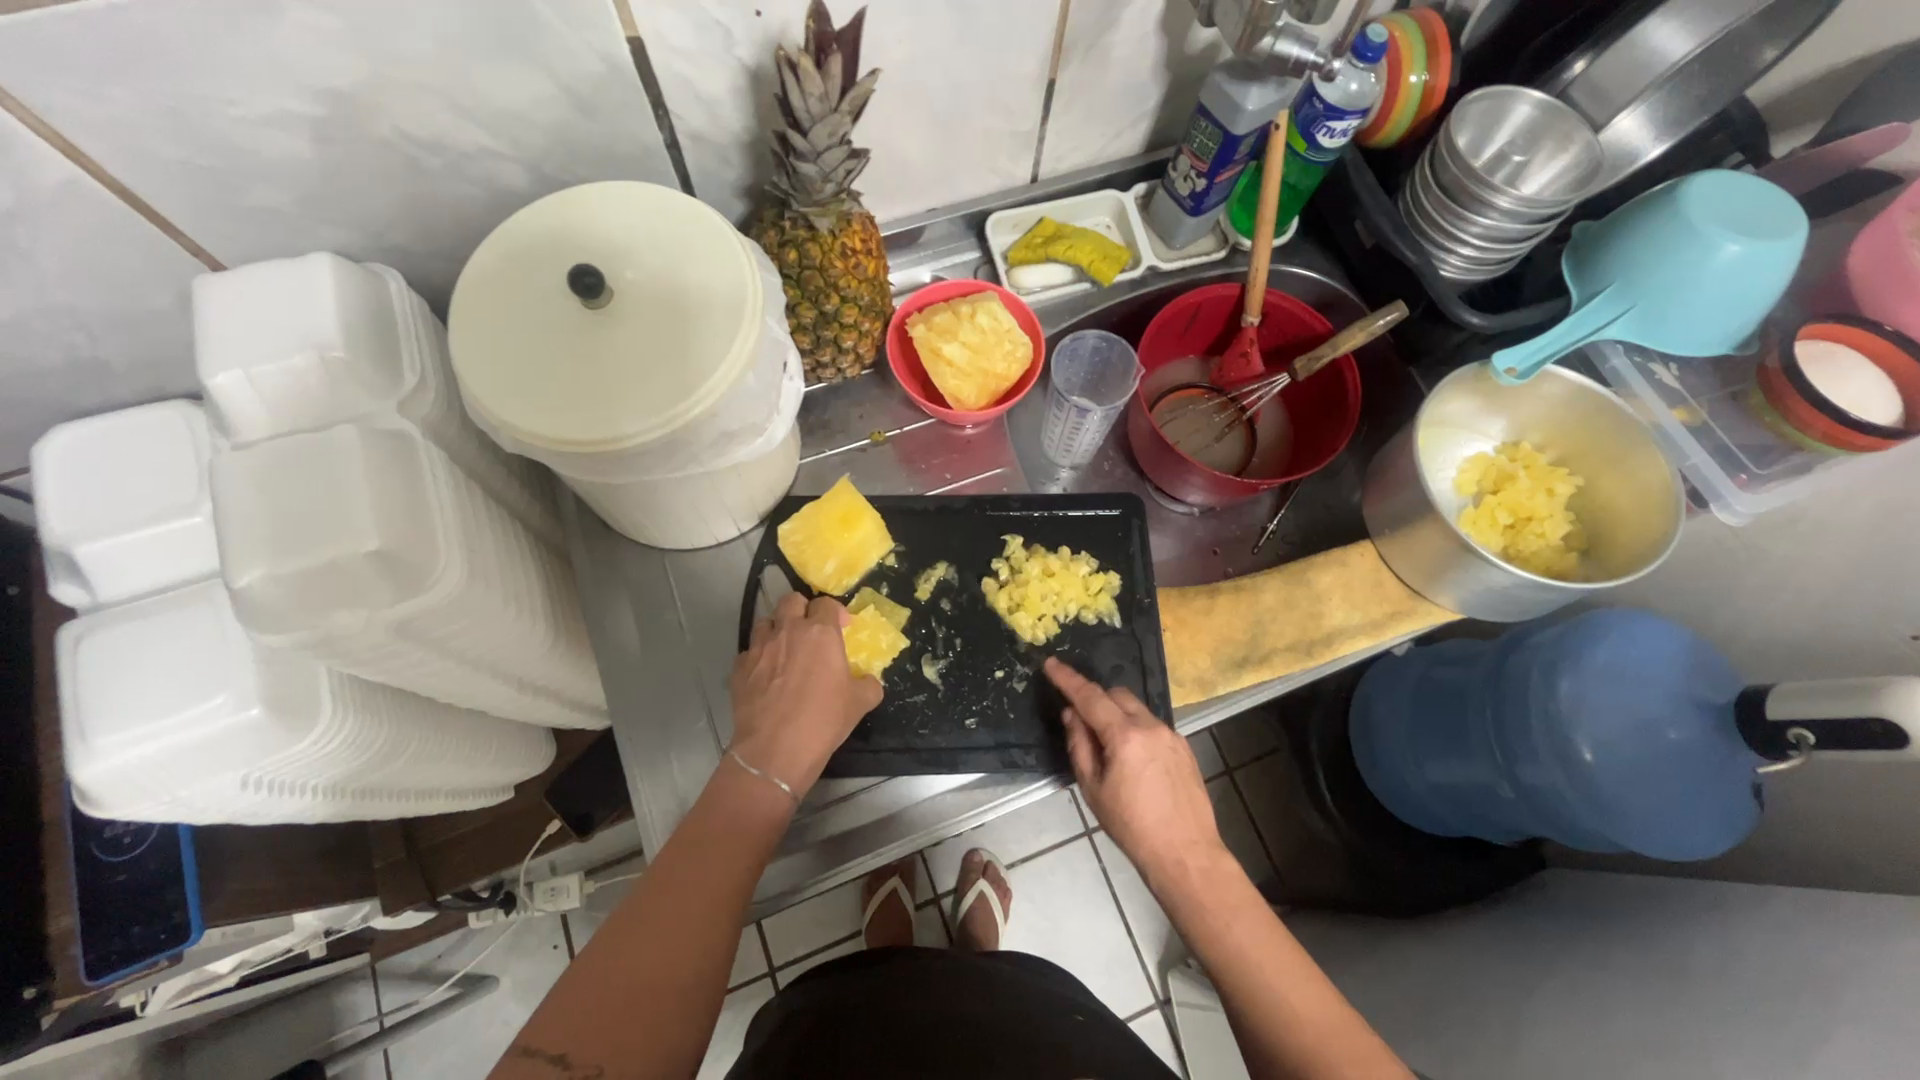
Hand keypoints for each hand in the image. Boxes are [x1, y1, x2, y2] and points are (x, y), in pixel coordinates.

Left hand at [729, 593, 882, 797]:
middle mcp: (787, 631)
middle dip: (802, 609)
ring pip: (765, 622)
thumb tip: (868, 681)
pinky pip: (749, 652)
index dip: (835, 613)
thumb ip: (869, 684)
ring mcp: (759, 648)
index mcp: (820, 633)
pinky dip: (758, 658)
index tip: (842, 628)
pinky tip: (766, 676)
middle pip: (791, 601)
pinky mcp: (739, 668)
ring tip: (785, 649)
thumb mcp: (860, 703)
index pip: (826, 604)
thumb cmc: (823, 720)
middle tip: (811, 630)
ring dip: (777, 629)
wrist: (775, 750)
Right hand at [1044, 657, 1225, 880]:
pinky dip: (1136, 730)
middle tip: (1081, 722)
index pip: (1090, 697)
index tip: (1051, 664)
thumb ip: (1080, 745)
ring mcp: (1172, 735)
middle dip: (1096, 698)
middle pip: (1117, 695)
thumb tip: (1073, 715)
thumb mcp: (1093, 789)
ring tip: (1108, 748)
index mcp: (1125, 736)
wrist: (1185, 852)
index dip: (1068, 679)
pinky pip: (1153, 726)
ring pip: (1137, 709)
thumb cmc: (1131, 825)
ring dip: (1117, 715)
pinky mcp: (1184, 747)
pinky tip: (1134, 761)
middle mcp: (1151, 726)